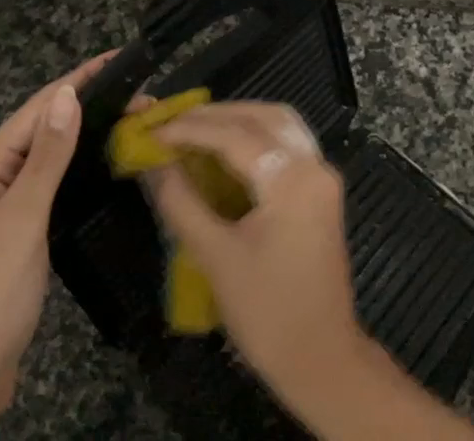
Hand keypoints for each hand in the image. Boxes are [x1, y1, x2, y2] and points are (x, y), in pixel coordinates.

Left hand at [0, 51, 115, 440]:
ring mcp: (0, 208)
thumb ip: (45, 158)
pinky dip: (77, 168)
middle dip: (88, 103)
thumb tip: (67, 94)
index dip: (79, 79)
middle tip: (144, 97)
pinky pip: (49, 185)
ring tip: (130, 120)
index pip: (38, 107)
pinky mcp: (15, 235)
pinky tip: (100, 169)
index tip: (122, 59)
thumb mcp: (20, 220)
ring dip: (85, 134)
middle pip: (42, 127)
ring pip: (47, 157)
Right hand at [145, 101, 473, 440]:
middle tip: (171, 123)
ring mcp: (323, 179)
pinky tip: (223, 152)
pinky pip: (287, 147)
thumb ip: (181, 202)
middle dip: (215, 115)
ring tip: (193, 131)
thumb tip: (152, 165)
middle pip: (264, 117)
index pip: (234, 135)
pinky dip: (254, 139)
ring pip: (280, 126)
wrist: (321, 358)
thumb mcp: (215, 256)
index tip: (151, 131)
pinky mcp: (320, 193)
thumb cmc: (267, 312)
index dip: (188, 129)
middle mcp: (315, 167)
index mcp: (292, 180)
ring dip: (237, 121)